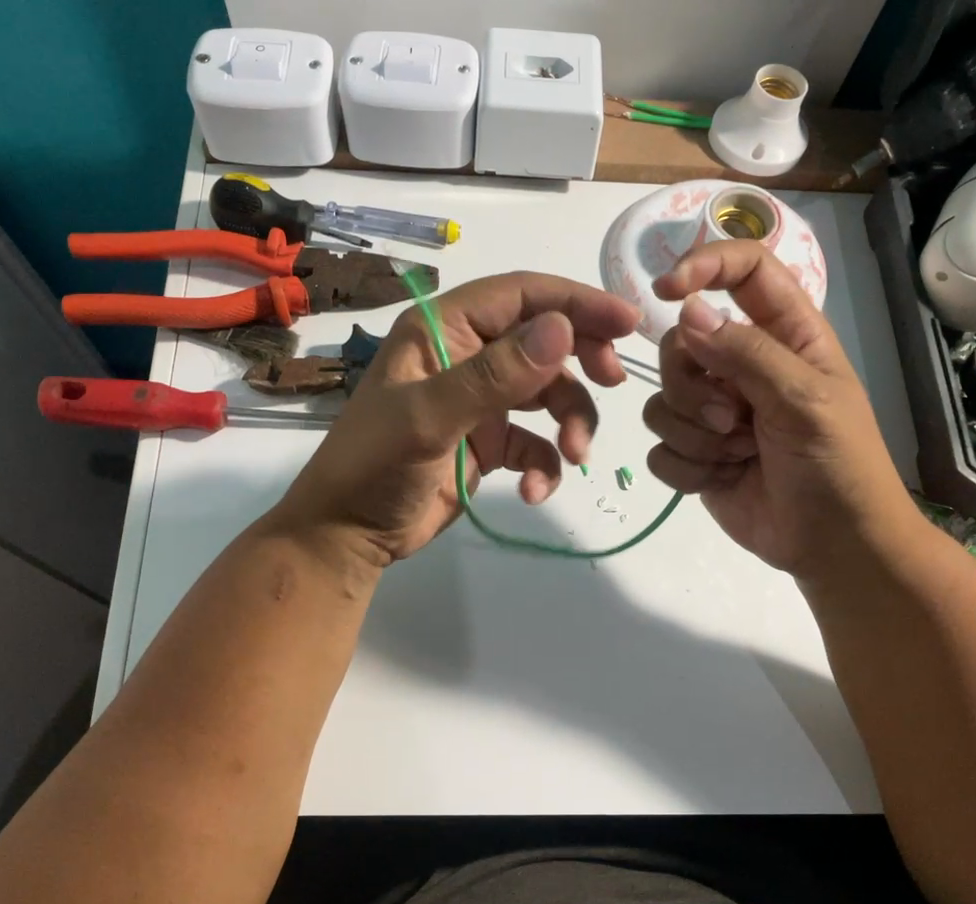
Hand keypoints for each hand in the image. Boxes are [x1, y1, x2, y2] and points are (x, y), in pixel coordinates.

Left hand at [270, 272, 639, 564]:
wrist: (347, 536)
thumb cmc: (373, 466)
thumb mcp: (428, 418)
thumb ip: (494, 376)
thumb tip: (562, 330)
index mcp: (443, 330)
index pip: (520, 296)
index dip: (576, 302)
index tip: (628, 323)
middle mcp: (465, 357)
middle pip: (544, 340)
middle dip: (583, 360)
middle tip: (615, 382)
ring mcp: (479, 402)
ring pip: (549, 393)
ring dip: (570, 421)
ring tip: (573, 454)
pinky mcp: (488, 444)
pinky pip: (535, 443)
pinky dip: (545, 464)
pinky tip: (533, 492)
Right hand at [641, 241, 916, 577]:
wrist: (832, 544)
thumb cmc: (838, 464)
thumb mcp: (804, 399)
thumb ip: (747, 352)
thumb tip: (687, 311)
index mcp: (784, 336)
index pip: (744, 272)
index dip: (704, 266)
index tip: (666, 289)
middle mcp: (742, 366)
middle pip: (680, 346)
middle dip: (695, 388)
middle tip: (733, 420)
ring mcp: (714, 413)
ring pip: (663, 401)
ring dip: (695, 435)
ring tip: (737, 455)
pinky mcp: (694, 455)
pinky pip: (658, 448)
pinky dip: (685, 467)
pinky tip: (721, 479)